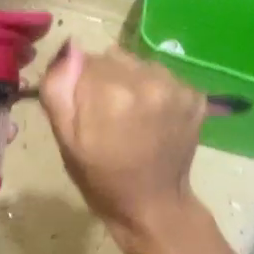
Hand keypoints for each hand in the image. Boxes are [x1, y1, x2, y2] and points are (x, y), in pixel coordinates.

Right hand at [38, 42, 207, 253]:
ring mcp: (176, 87)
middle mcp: (147, 80)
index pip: (83, 61)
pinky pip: (161, 76)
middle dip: (104, 79)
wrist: (152, 205)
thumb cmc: (100, 177)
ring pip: (138, 64)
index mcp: (111, 91)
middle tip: (106, 116)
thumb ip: (58, 88)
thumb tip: (69, 47)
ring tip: (130, 117)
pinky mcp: (195, 95)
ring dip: (130, 82)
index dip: (78, 83)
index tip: (83, 110)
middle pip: (112, 58)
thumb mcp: (65, 138)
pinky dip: (154, 91)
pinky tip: (152, 118)